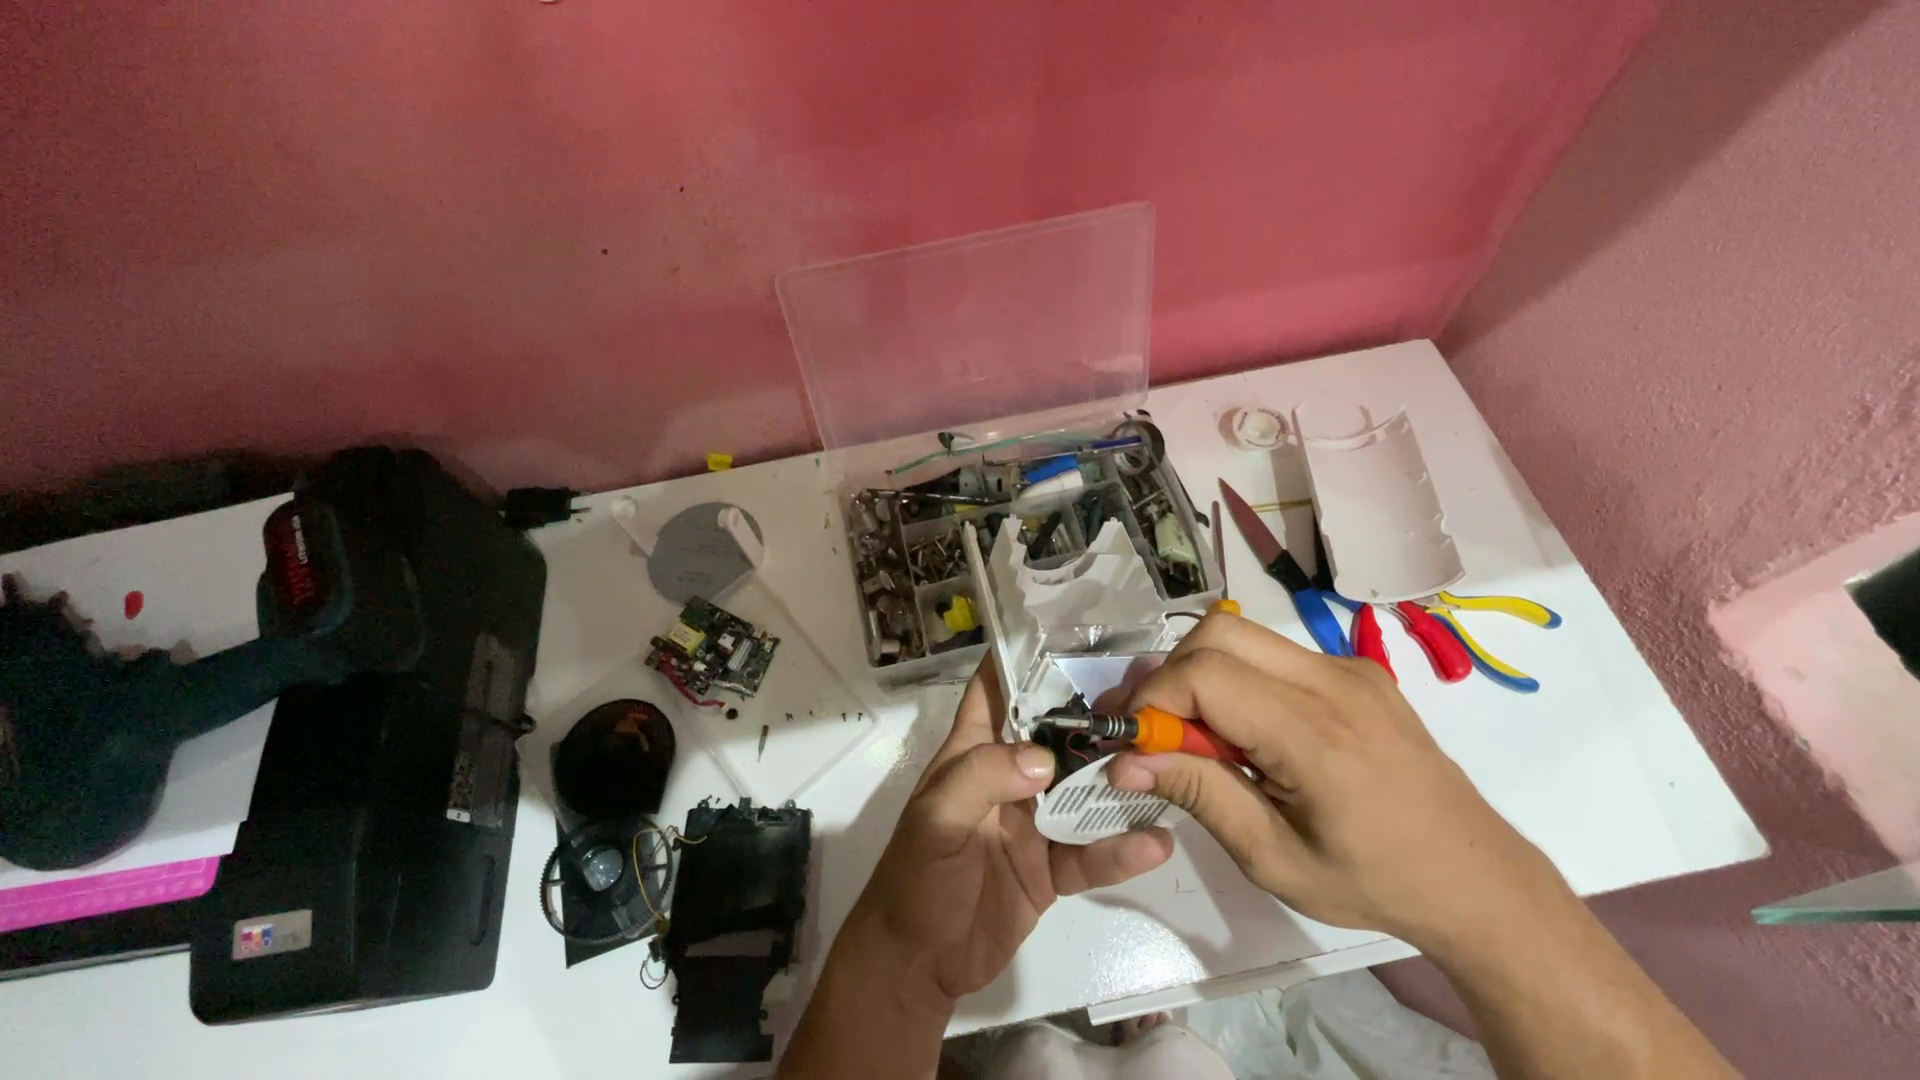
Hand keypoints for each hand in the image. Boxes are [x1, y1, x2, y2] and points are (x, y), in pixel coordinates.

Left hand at [835, 662, 1174, 1010]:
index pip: (996, 693)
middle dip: (1096, 718)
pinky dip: (1120, 849)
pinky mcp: (1050, 869)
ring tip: (1170, 766)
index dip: (1024, 660)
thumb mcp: (937, 821)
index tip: (1072, 634)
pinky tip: (1155, 843)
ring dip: (1120, 783)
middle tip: (1152, 697)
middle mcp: (1007, 780)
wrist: (919, 964)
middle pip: (1057, 737)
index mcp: (971, 755)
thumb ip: (982, 780)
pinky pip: (1091, 853)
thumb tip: (1045, 759)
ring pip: (1084, 793)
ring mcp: (1032, 824)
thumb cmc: (915, 879)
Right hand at [1106, 613, 1567, 953]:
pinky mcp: (1356, 672)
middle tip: (1152, 730)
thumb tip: (1125, 762)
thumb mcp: (1273, 857)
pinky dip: (1236, 678)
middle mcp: (1334, 682)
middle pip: (1218, 634)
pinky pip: (1274, 653)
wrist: (1476, 878)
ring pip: (1243, 636)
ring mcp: (1349, 669)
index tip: (1131, 743)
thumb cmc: (1372, 881)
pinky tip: (1241, 730)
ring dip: (1200, 674)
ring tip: (1190, 732)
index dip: (1153, 699)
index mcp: (1317, 735)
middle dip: (1169, 675)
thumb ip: (1199, 794)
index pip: (1207, 674)